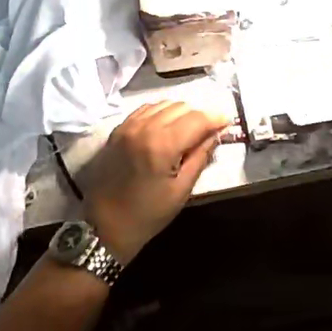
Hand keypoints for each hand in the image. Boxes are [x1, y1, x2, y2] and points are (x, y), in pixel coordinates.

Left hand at [81, 100, 228, 263]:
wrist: (104, 226)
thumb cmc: (148, 213)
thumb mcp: (182, 189)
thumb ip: (201, 155)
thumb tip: (217, 133)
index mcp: (162, 144)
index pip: (198, 118)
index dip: (216, 118)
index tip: (227, 124)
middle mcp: (145, 127)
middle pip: (182, 107)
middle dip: (200, 116)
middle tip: (207, 133)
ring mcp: (128, 126)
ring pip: (164, 104)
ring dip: (181, 113)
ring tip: (187, 132)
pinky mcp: (118, 130)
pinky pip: (146, 109)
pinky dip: (161, 113)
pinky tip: (166, 129)